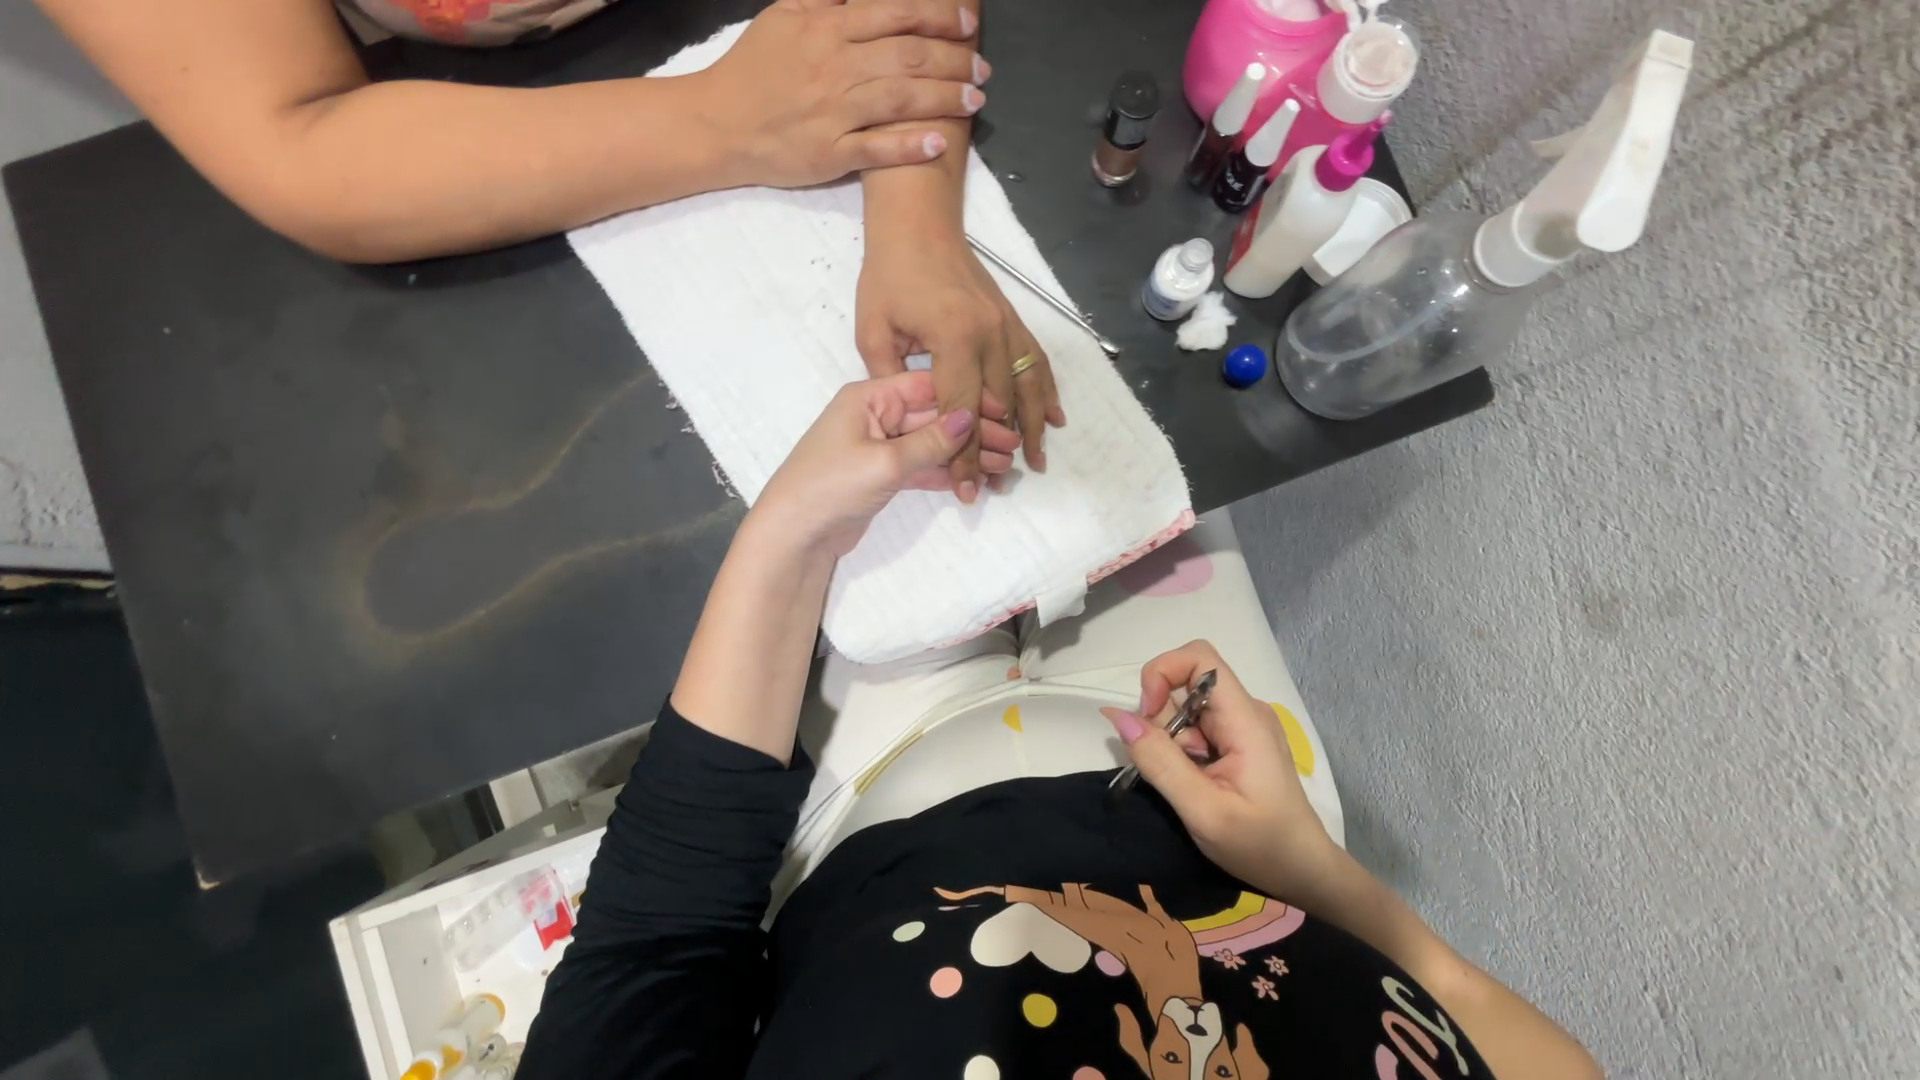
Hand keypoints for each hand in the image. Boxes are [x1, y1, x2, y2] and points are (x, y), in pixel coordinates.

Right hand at [698, 0, 988, 188]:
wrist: (719, 125)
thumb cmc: (755, 71)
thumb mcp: (786, 16)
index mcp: (828, 29)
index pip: (895, 13)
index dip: (938, 15)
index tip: (967, 22)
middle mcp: (836, 67)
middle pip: (908, 56)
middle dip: (953, 60)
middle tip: (982, 68)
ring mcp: (834, 112)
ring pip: (900, 99)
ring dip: (944, 98)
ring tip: (974, 100)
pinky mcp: (830, 154)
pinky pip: (877, 149)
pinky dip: (909, 145)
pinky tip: (938, 142)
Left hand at [753, 370, 1019, 555]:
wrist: (795, 536)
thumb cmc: (830, 487)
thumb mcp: (884, 462)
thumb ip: (929, 441)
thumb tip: (968, 418)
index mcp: (869, 396)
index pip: (928, 386)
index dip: (967, 398)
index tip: (1003, 412)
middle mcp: (876, 414)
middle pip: (934, 417)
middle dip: (973, 432)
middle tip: (1012, 447)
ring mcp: (881, 446)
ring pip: (933, 444)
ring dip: (966, 455)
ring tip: (1003, 467)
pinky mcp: (884, 475)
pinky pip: (924, 467)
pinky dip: (948, 474)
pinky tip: (978, 480)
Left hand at [856, 232, 1063, 500]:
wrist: (919, 220)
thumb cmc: (888, 274)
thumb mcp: (873, 331)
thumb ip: (893, 380)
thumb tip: (913, 420)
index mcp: (954, 338)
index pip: (961, 410)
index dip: (964, 454)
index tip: (966, 488)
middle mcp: (990, 335)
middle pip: (999, 407)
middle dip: (997, 451)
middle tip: (997, 488)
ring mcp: (1007, 326)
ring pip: (1027, 388)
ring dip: (1031, 428)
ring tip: (1035, 462)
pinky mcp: (1012, 319)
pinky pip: (1036, 362)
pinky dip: (1046, 392)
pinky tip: (1054, 417)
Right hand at [1102, 641, 1339, 899]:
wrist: (1304, 874)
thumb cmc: (1261, 846)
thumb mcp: (1203, 812)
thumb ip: (1160, 763)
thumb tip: (1118, 715)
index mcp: (1245, 719)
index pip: (1199, 656)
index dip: (1163, 673)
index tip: (1148, 717)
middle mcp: (1245, 711)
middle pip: (1187, 682)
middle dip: (1160, 716)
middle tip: (1163, 765)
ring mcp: (1242, 727)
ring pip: (1186, 708)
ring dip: (1169, 738)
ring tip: (1184, 783)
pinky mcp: (1236, 743)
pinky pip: (1194, 728)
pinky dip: (1179, 750)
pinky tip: (1192, 783)